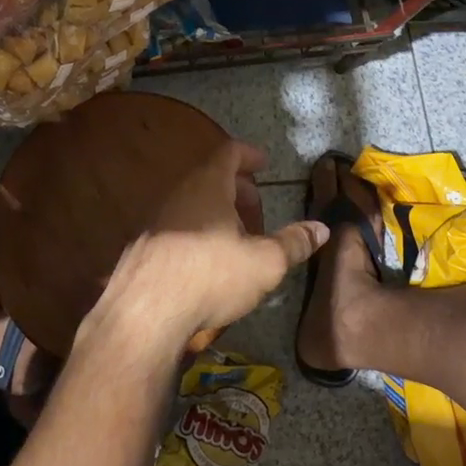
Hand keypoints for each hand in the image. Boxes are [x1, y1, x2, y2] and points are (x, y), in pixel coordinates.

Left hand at [87, 141, 328, 350]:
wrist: (145, 312)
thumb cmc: (210, 275)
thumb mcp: (265, 262)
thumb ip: (294, 243)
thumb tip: (321, 228)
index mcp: (208, 185)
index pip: (229, 153)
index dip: (249, 155)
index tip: (265, 164)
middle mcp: (178, 193)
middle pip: (211, 178)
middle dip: (239, 190)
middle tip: (259, 212)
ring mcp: (156, 219)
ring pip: (193, 204)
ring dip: (218, 214)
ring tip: (238, 242)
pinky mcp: (144, 246)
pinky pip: (178, 226)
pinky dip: (198, 232)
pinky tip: (208, 264)